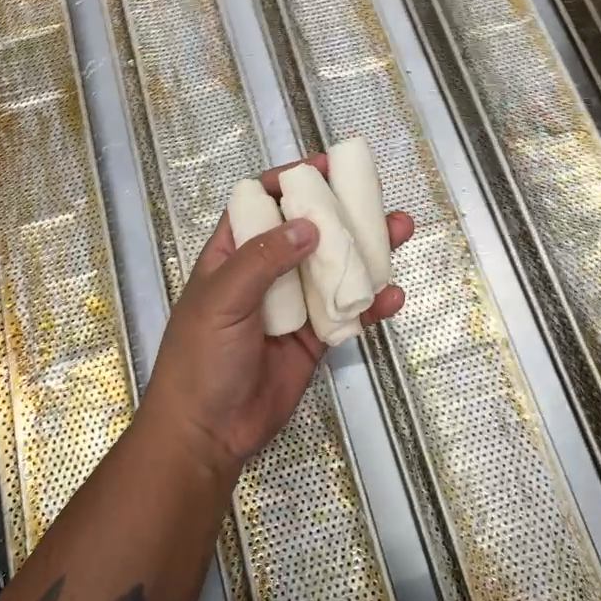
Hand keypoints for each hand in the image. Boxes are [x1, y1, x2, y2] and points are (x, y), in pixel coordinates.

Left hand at [139, 154, 409, 479]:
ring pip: (334, 269)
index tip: (322, 166)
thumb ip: (264, 260)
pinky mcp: (313, 340)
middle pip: (307, 232)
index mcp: (232, 255)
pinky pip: (345, 314)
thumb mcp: (223, 299)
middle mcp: (265, 274)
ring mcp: (292, 306)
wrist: (207, 434)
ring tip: (400, 229)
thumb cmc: (201, 359)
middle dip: (340, 211)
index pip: (261, 204)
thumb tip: (309, 225)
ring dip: (366, 251)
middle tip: (374, 193)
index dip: (289, 182)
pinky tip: (392, 296)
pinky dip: (370, 304)